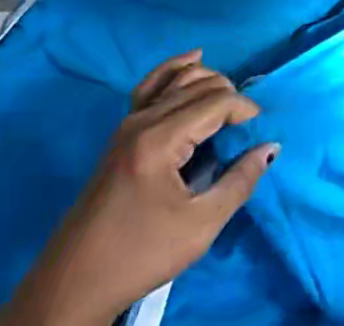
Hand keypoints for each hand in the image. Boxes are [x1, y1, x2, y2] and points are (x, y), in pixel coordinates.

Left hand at [0, 50, 279, 325]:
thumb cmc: (139, 256)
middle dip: (231, 97)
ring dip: (209, 83)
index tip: (261, 133)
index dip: (246, 110)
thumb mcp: (199, 227)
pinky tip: (193, 60)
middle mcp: (142, 120)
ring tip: (230, 105)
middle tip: (248, 128)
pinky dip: (174, 69)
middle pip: (199, 86)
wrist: (73, 284)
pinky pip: (151, 87)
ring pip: (177, 80)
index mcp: (160, 139)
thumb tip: (270, 147)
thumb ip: (239, 182)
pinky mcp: (120, 134)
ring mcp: (127, 124)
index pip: (216, 102)